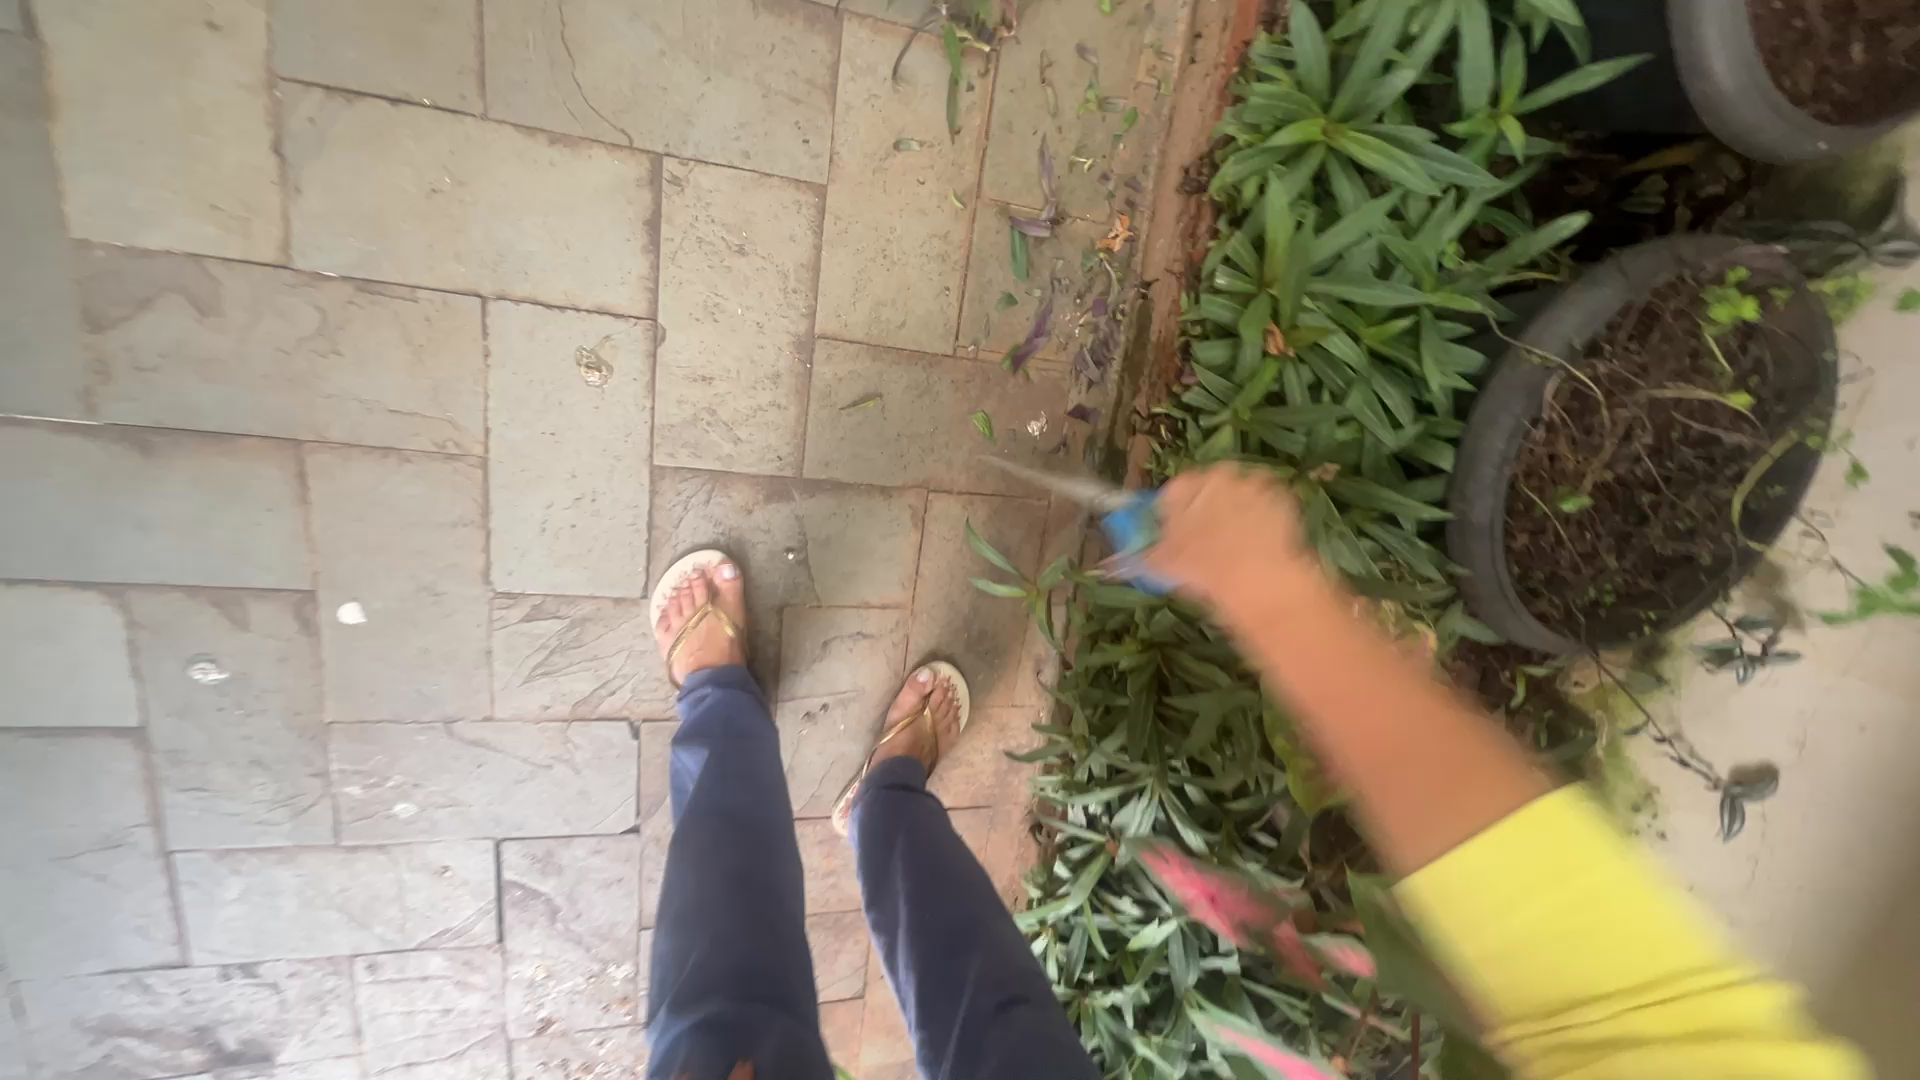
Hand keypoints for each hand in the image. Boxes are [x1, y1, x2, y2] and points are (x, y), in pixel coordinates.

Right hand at [1140, 463, 1321, 615]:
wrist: (1261, 583)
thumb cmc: (1205, 572)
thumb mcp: (1164, 566)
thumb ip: (1140, 557)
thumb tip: (1112, 563)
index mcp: (1186, 485)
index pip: (1172, 492)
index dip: (1171, 515)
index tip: (1175, 537)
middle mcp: (1219, 474)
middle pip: (1206, 490)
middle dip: (1204, 511)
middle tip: (1204, 544)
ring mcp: (1255, 483)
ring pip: (1238, 495)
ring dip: (1234, 512)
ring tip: (1236, 546)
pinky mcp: (1284, 496)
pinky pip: (1267, 503)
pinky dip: (1263, 517)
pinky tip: (1261, 543)